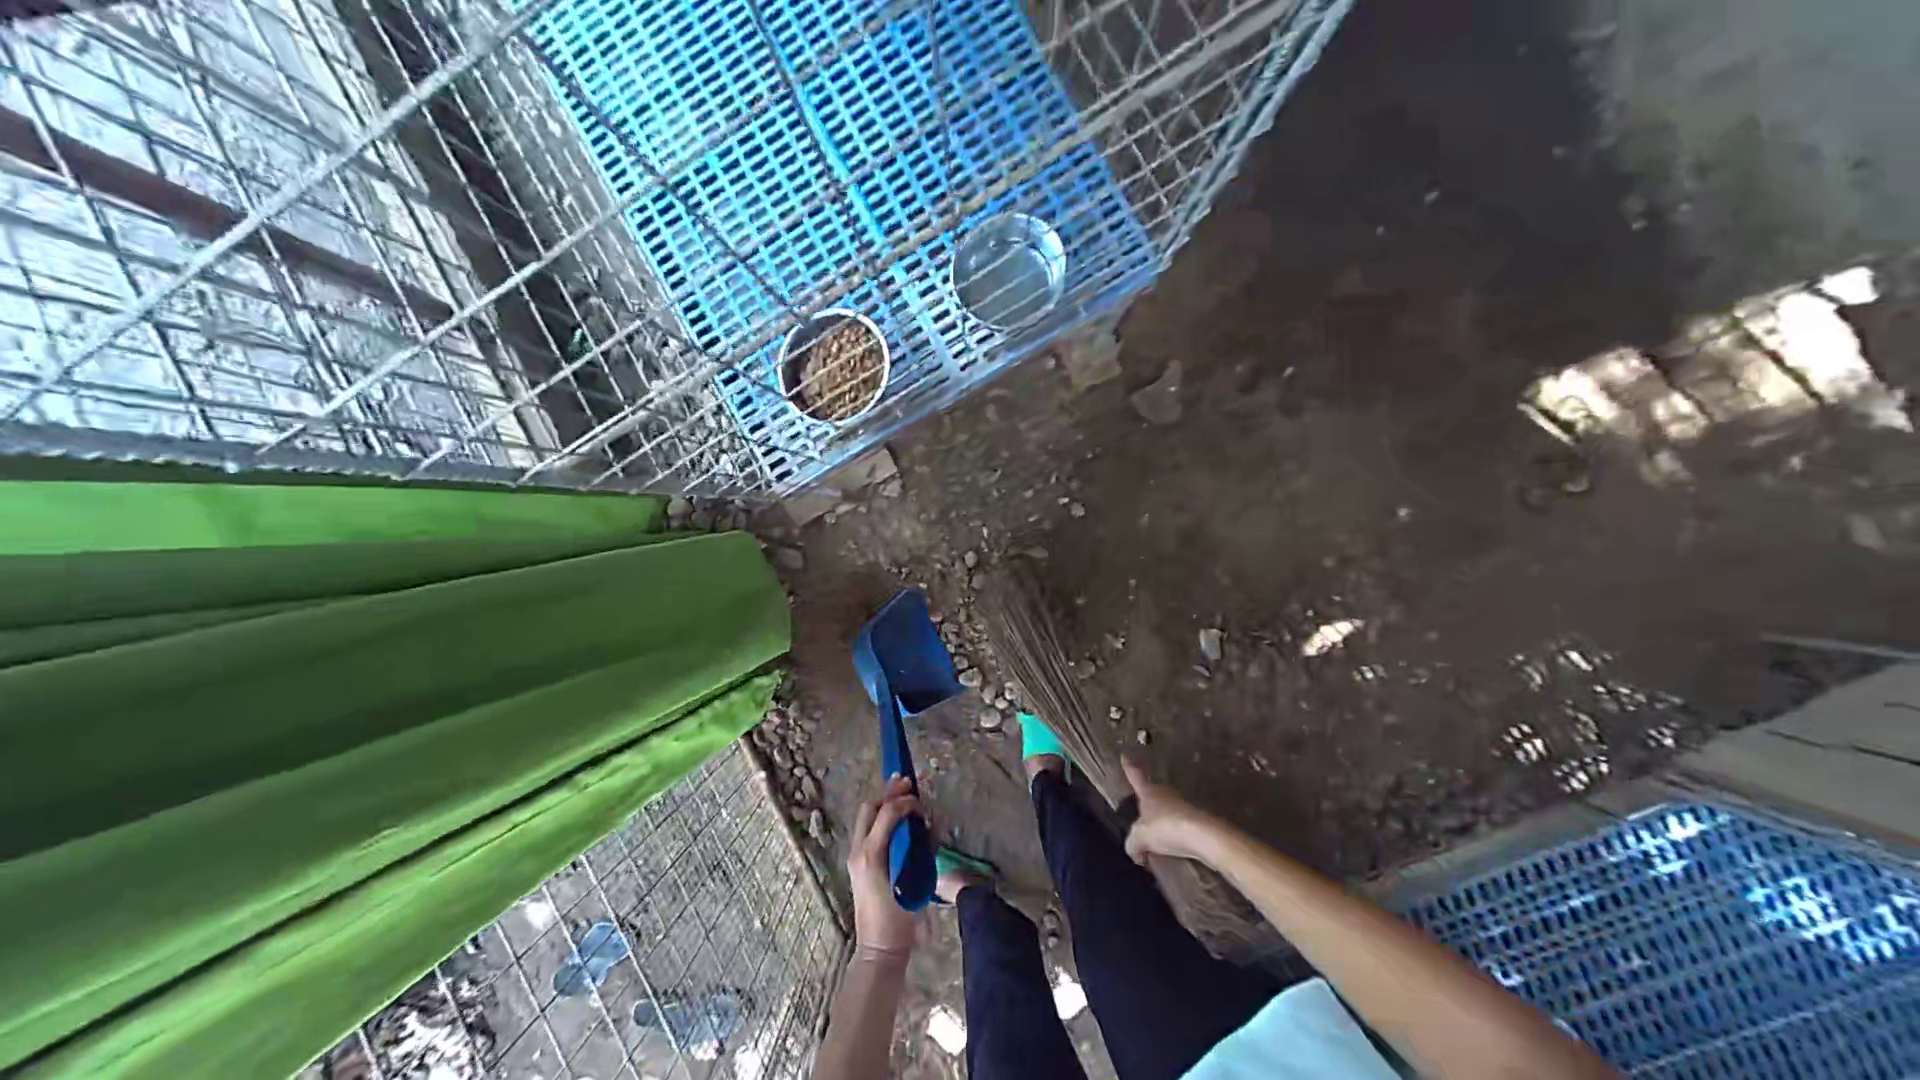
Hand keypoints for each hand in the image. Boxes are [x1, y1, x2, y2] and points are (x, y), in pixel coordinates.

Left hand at [847, 775, 920, 953]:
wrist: (880, 950)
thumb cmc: (898, 920)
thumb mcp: (913, 883)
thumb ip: (919, 851)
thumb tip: (927, 824)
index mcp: (870, 854)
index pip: (886, 812)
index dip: (904, 802)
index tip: (920, 802)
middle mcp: (858, 851)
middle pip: (869, 808)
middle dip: (888, 793)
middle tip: (907, 784)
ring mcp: (856, 857)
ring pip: (866, 817)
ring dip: (883, 803)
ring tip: (903, 794)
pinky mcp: (859, 864)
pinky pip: (868, 831)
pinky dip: (881, 818)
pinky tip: (897, 818)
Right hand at [1122, 757, 1222, 865]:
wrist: (1203, 836)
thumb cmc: (1166, 828)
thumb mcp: (1140, 838)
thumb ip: (1132, 843)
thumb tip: (1135, 852)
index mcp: (1149, 792)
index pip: (1135, 777)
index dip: (1129, 768)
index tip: (1125, 756)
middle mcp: (1164, 794)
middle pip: (1151, 795)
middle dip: (1146, 805)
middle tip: (1140, 818)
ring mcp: (1181, 805)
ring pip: (1166, 812)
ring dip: (1161, 823)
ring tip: (1155, 841)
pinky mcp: (1195, 819)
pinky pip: (1178, 826)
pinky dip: (1173, 836)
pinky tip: (1170, 850)